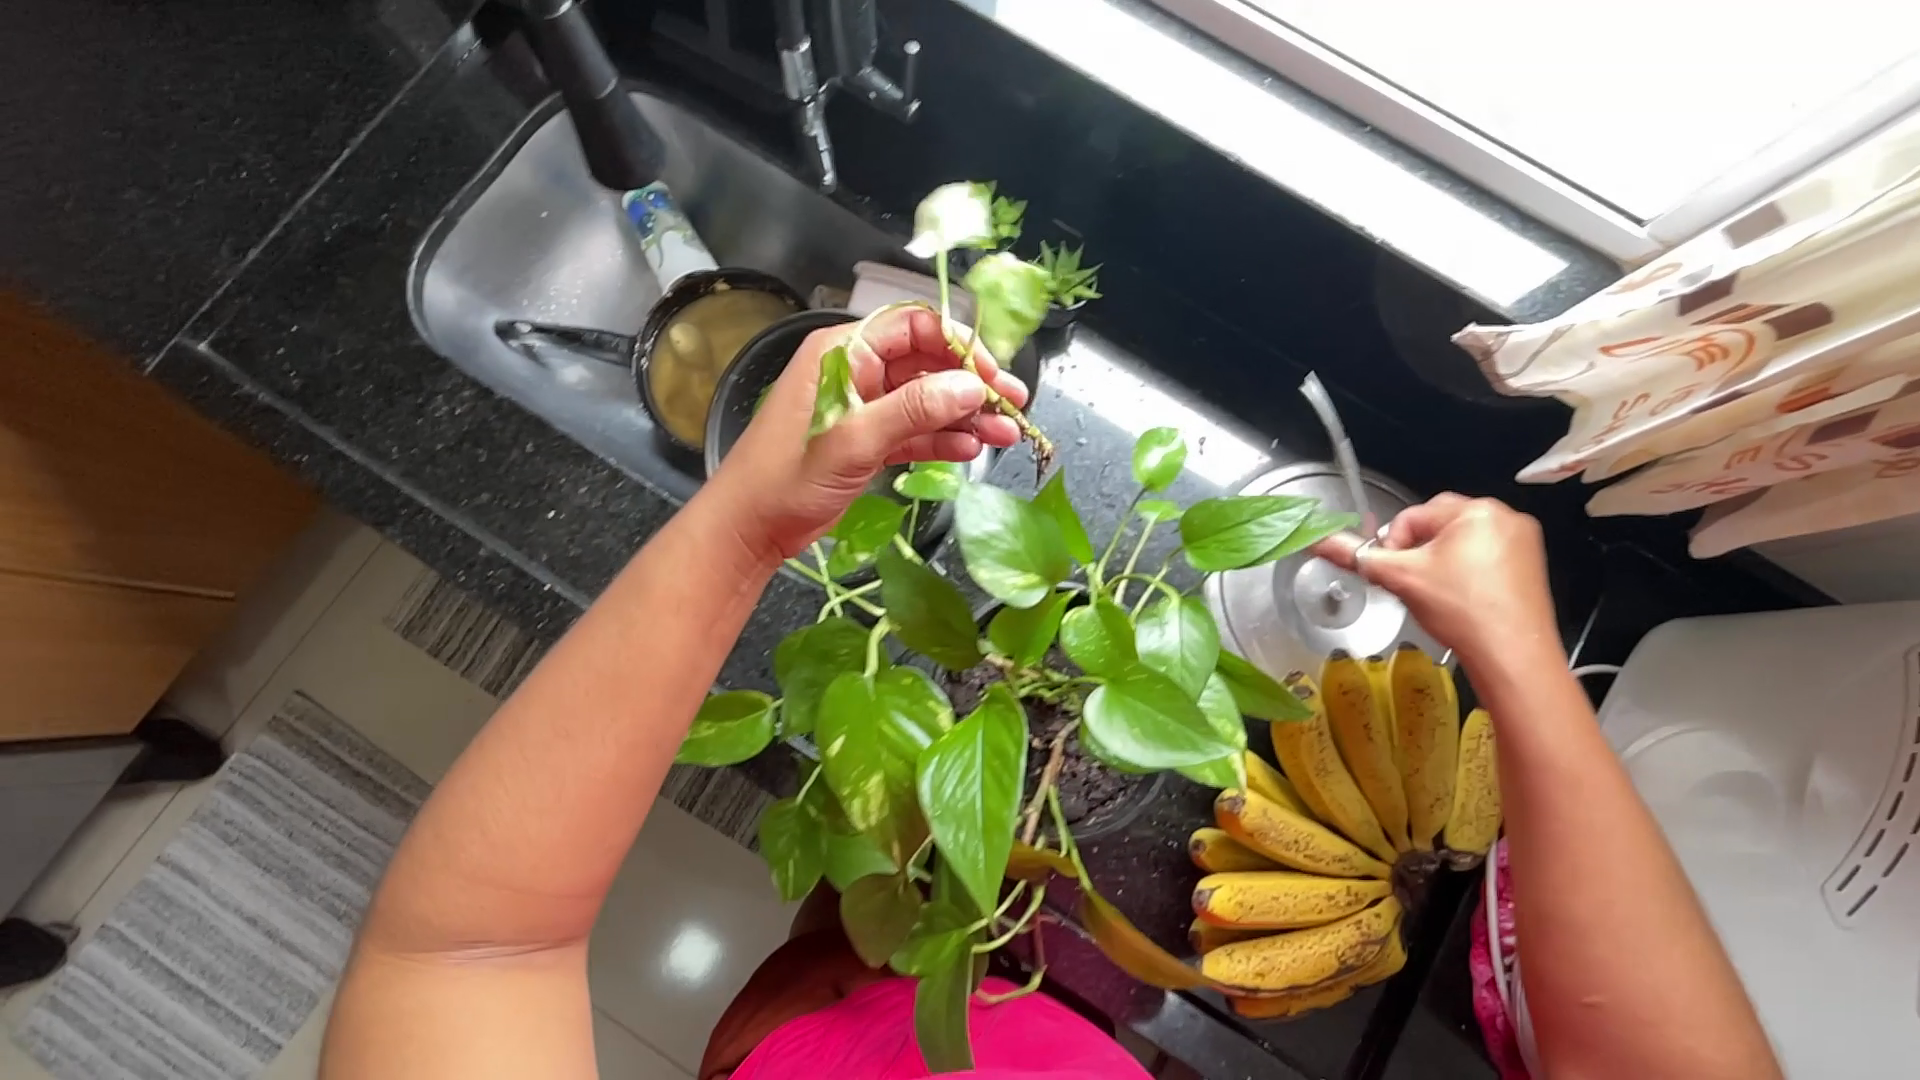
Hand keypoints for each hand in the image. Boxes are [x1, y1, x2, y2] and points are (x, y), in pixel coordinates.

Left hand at [703, 305, 1029, 563]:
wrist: (750, 528)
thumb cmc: (787, 477)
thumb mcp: (852, 439)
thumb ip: (913, 409)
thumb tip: (971, 386)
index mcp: (843, 351)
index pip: (912, 327)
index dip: (956, 346)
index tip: (989, 375)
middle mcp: (855, 371)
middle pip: (926, 364)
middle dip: (970, 384)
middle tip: (1012, 405)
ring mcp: (862, 407)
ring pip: (925, 401)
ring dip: (964, 416)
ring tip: (1004, 435)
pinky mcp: (867, 440)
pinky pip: (913, 431)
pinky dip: (941, 440)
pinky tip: (970, 450)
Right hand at [1313, 494, 1561, 675]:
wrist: (1512, 656)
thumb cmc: (1460, 609)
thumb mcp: (1399, 577)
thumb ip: (1355, 556)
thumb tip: (1317, 540)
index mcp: (1476, 510)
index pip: (1410, 517)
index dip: (1391, 546)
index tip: (1394, 574)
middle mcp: (1504, 517)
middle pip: (1436, 525)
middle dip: (1416, 551)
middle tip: (1410, 582)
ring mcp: (1522, 541)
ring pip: (1459, 541)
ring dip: (1438, 561)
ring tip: (1434, 592)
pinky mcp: (1529, 565)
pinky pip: (1483, 555)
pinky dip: (1463, 571)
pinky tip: (1457, 597)